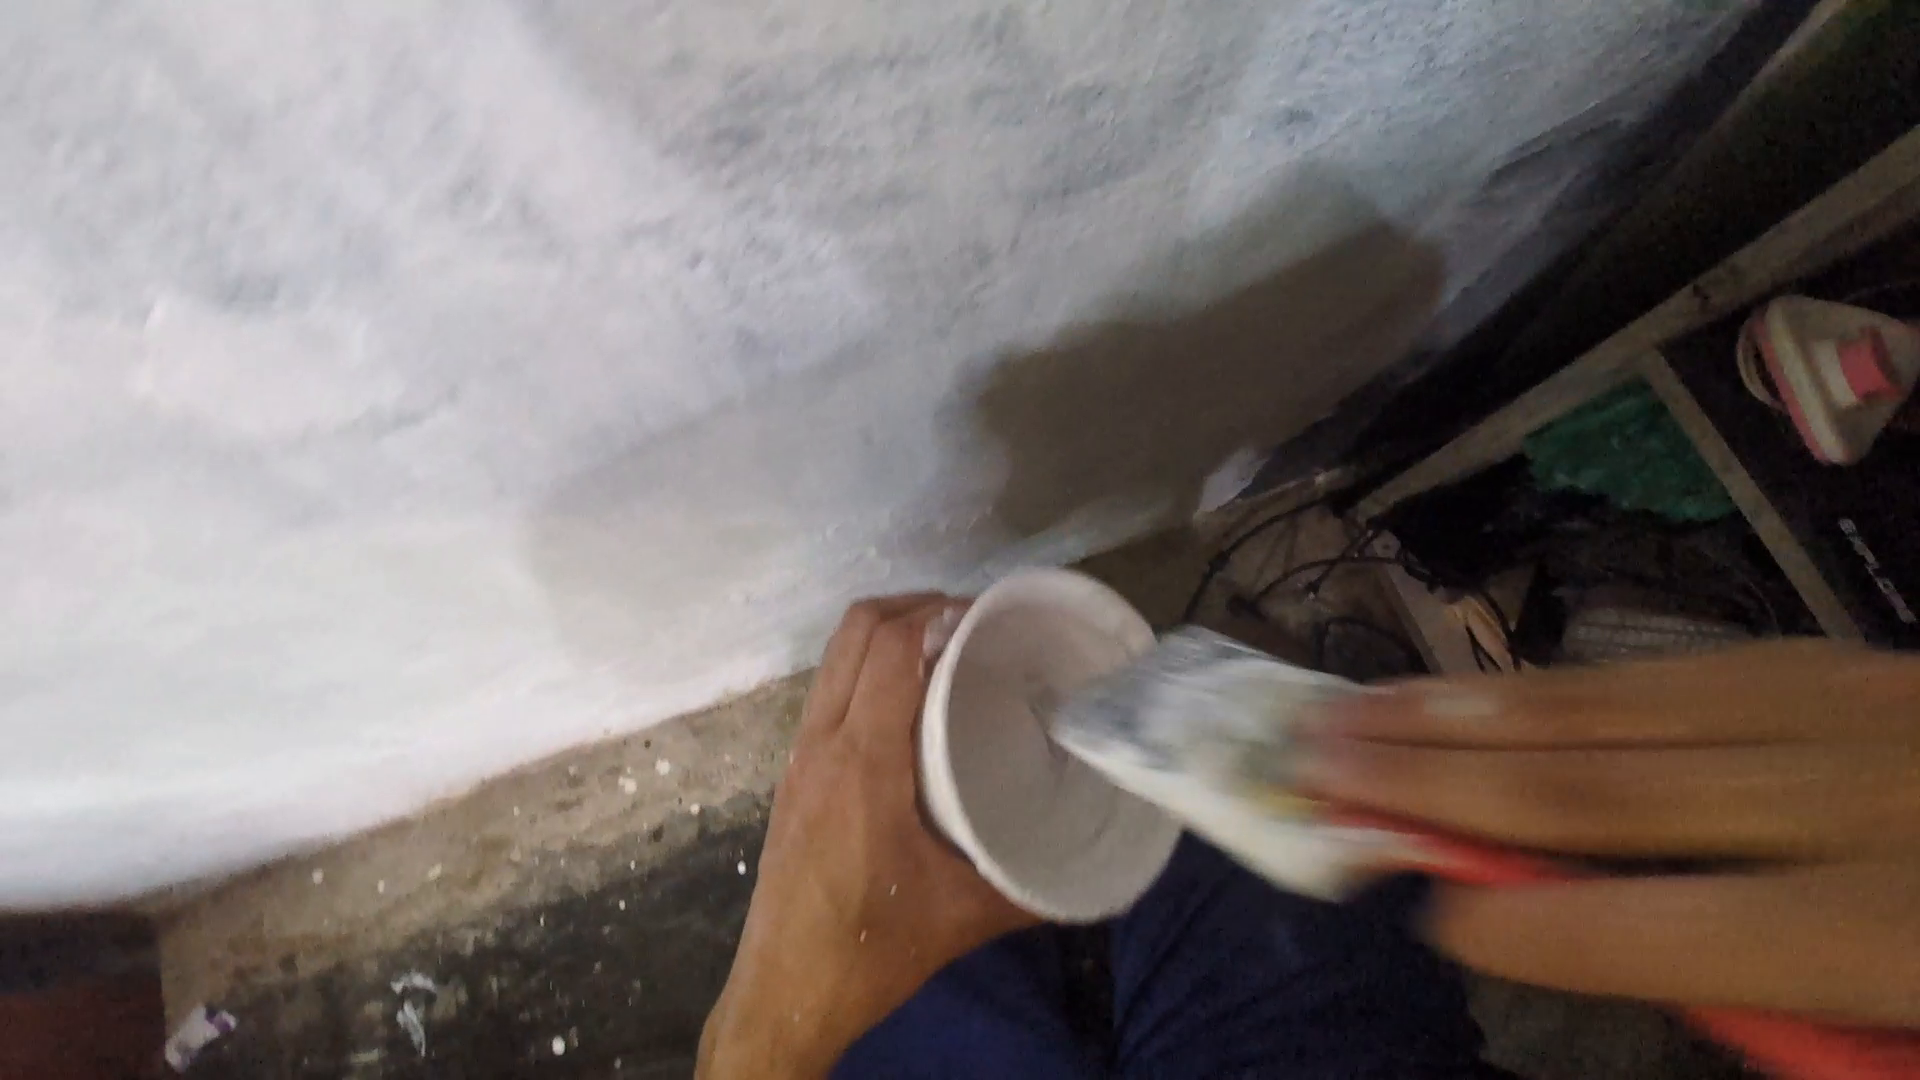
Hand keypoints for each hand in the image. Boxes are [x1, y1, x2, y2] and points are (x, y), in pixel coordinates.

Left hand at [698, 595, 1039, 1078]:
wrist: (782, 994)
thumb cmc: (868, 950)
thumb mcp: (962, 915)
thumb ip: (1032, 886)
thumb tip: (1090, 861)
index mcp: (862, 761)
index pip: (891, 647)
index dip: (937, 613)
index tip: (986, 616)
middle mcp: (822, 741)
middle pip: (856, 629)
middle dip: (912, 605)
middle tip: (969, 622)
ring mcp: (800, 752)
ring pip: (836, 653)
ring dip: (884, 630)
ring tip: (941, 644)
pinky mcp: (794, 769)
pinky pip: (829, 685)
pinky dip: (866, 663)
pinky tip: (905, 695)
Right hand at [1302, 639, 1919, 1026]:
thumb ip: (1763, 999)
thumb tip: (1555, 917)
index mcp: (1913, 930)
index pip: (1677, 927)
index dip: (1538, 925)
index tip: (1432, 917)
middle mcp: (1855, 795)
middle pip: (1592, 786)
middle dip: (1429, 780)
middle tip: (1316, 764)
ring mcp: (1827, 705)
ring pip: (1589, 710)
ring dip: (1443, 715)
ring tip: (1343, 712)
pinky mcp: (1804, 660)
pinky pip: (1628, 676)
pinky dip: (1517, 691)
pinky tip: (1446, 692)